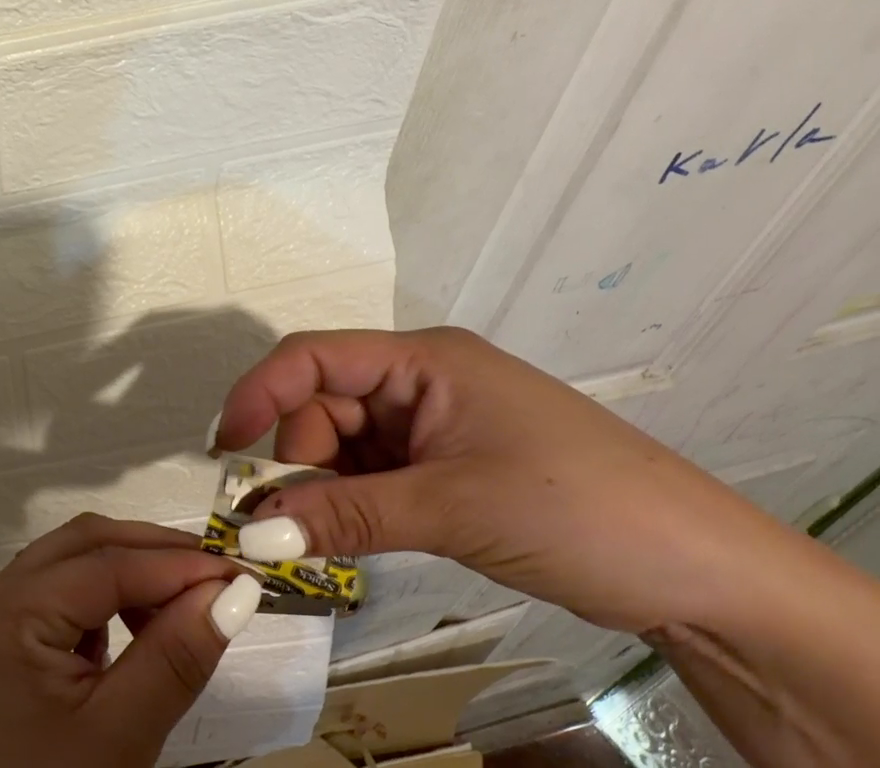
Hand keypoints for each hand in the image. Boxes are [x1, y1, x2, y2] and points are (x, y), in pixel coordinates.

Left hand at [0, 515, 264, 767]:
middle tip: (223, 579)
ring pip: (72, 562)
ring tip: (186, 609)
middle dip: (156, 554)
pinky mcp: (2, 635)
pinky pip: (60, 592)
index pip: (106, 565)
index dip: (180, 564)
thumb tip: (233, 593)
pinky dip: (105, 598)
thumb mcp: (122, 730)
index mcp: (9, 610)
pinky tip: (138, 629)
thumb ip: (175, 655)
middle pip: (84, 545)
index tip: (245, 573)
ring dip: (132, 573)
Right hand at [208, 327, 793, 633]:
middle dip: (294, 458)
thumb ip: (343, 515)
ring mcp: (436, 427)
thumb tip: (252, 530)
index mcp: (425, 359)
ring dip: (321, 487)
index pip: (313, 357)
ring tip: (317, 539)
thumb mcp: (451, 508)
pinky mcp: (447, 468)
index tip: (226, 450)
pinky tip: (347, 537)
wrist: (712, 581)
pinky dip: (350, 505)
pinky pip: (372, 476)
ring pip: (343, 445)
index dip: (259, 393)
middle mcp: (422, 383)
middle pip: (321, 406)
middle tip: (280, 521)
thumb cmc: (581, 511)